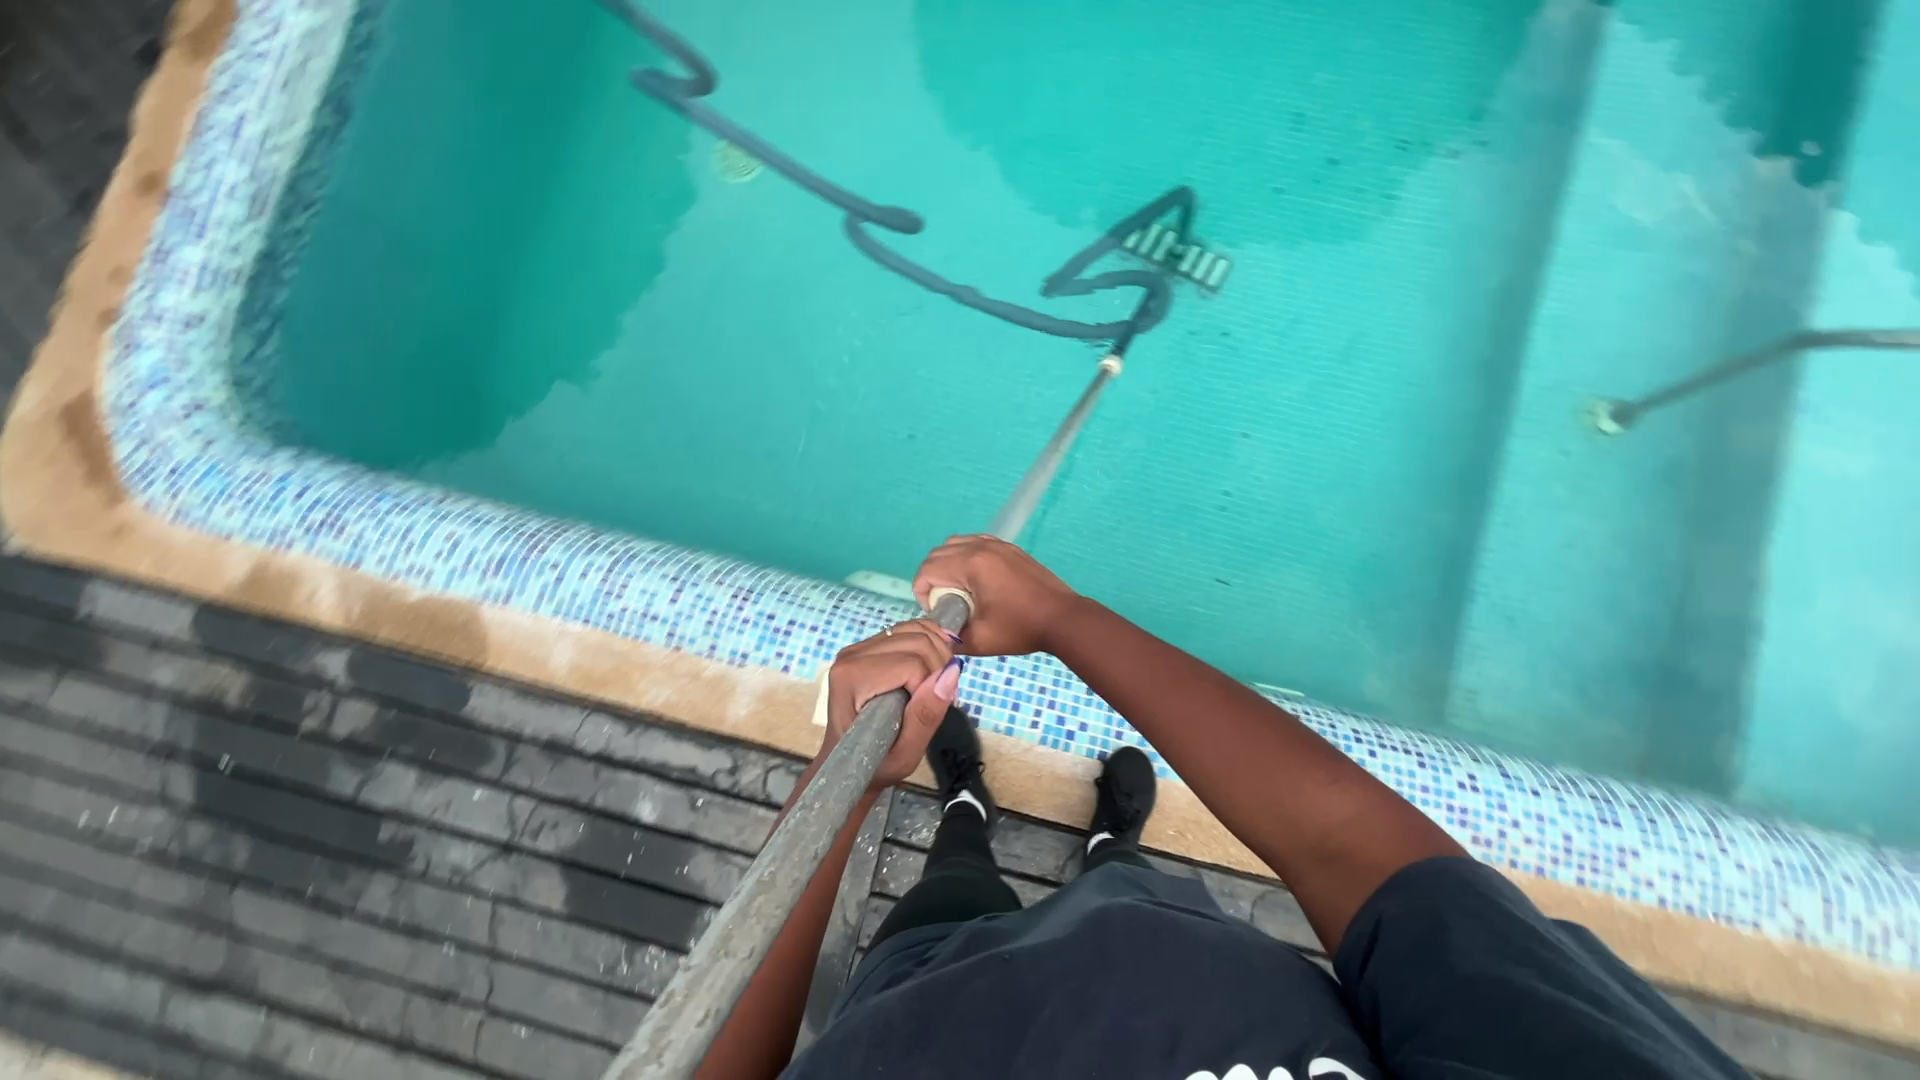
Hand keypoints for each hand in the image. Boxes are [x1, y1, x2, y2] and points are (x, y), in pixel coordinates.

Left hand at [823, 619, 959, 789]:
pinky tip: (936, 666)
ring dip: (939, 655)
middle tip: (943, 700)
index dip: (932, 686)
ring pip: (918, 630)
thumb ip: (925, 715)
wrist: (848, 762)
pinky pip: (911, 628)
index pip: (912, 663)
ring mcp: (859, 647)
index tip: (934, 713)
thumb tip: (952, 672)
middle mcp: (851, 655)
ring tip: (938, 686)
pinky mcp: (870, 645)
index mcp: (851, 679)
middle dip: (940, 668)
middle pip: (918, 641)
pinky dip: (932, 641)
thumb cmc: (873, 764)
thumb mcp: (905, 755)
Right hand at [913, 535, 1080, 655]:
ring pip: (956, 544)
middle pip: (938, 553)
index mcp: (972, 565)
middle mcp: (982, 547)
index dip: (922, 592)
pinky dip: (965, 557)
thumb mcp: (980, 641)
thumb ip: (950, 637)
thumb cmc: (1021, 629)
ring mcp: (998, 544)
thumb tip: (936, 634)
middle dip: (931, 577)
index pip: (928, 570)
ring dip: (947, 564)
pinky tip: (975, 580)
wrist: (1063, 619)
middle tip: (942, 603)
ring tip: (956, 590)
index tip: (934, 611)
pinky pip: (975, 543)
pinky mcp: (1010, 548)